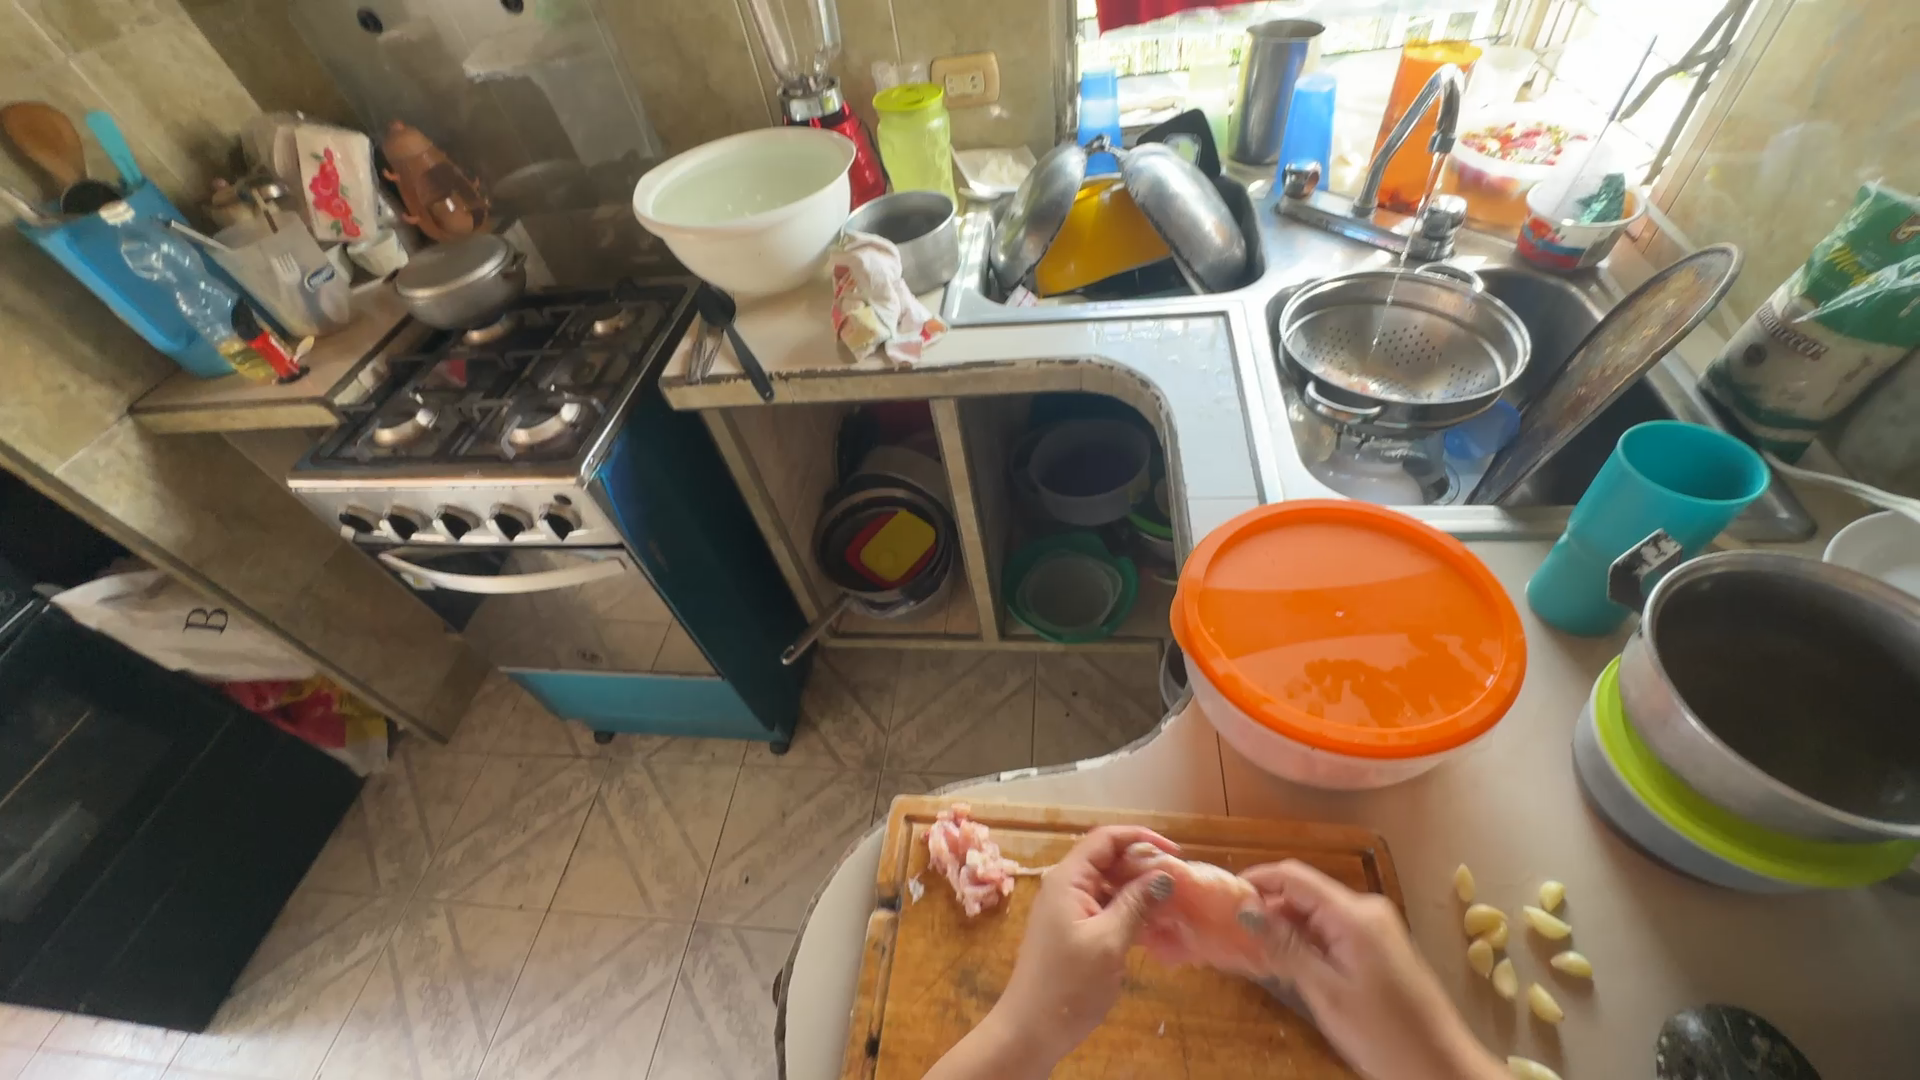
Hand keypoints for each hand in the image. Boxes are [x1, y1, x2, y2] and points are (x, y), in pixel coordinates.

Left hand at [928, 825, 1178, 1078]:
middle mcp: (1067, 884)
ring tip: (1174, 905)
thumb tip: (1164, 875)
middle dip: (1143, 866)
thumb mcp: (1108, 942)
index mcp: (1068, 877)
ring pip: (1110, 884)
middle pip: (1109, 859)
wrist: (1030, 1030)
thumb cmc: (1068, 985)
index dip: (1141, 838)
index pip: (1106, 838)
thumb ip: (1136, 904)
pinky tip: (1155, 926)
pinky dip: (1130, 911)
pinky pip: (1106, 907)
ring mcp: (1070, 907)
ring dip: (1139, 891)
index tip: (1176, 853)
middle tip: (1180, 884)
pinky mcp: (1075, 928)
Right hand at [1238, 860, 1505, 1079]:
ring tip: (1253, 949)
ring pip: (1315, 912)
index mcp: (1353, 913)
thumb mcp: (1326, 991)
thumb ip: (1284, 946)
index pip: (1293, 875)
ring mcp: (1374, 927)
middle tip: (1232, 930)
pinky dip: (1306, 940)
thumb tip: (1243, 909)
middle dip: (1267, 906)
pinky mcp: (1378, 947)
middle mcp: (1364, 909)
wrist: (1447, 1076)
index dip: (1255, 880)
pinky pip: (1331, 928)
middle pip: (1303, 891)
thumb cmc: (1386, 1036)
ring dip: (1285, 925)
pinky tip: (1287, 962)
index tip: (1222, 897)